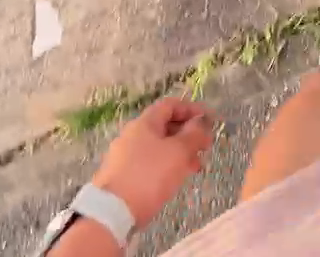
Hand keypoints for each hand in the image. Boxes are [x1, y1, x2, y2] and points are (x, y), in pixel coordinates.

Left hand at [91, 97, 213, 225]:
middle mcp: (131, 136)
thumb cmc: (149, 175)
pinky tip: (175, 179)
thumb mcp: (179, 151)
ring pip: (158, 148)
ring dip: (180, 153)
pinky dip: (166, 166)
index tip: (209, 120)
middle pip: (165, 127)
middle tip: (205, 147)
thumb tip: (199, 122)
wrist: (110, 214)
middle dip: (188, 134)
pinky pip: (149, 164)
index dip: (192, 109)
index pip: (171, 105)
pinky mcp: (121, 178)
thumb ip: (193, 134)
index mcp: (144, 123)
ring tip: (195, 167)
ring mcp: (123, 158)